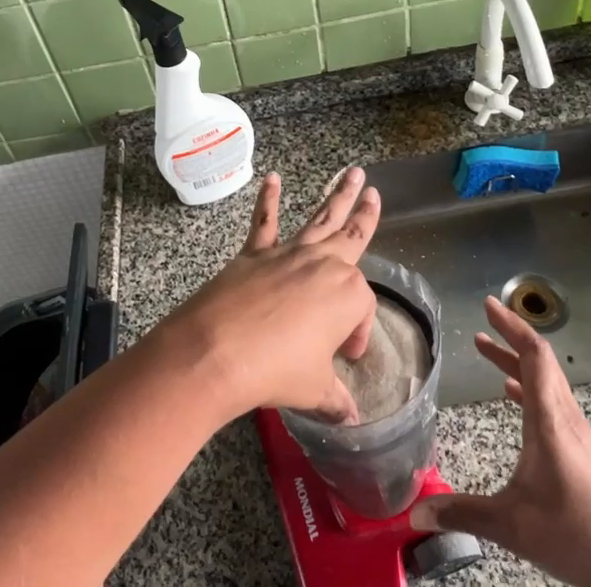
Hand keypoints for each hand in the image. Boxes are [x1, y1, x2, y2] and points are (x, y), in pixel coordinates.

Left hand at [150, 168, 381, 423]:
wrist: (218, 350)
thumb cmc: (276, 370)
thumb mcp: (313, 388)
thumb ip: (334, 398)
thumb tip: (349, 417)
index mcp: (348, 295)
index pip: (361, 310)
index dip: (356, 334)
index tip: (344, 356)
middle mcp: (324, 265)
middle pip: (352, 236)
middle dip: (365, 214)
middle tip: (373, 191)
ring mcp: (288, 254)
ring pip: (320, 220)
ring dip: (336, 196)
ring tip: (352, 172)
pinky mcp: (255, 253)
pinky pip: (265, 221)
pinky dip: (268, 199)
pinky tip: (272, 178)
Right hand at [410, 298, 590, 586]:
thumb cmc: (582, 536)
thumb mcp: (515, 527)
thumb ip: (464, 514)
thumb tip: (414, 513)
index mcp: (550, 422)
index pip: (534, 357)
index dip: (512, 326)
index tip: (488, 305)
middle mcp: (567, 420)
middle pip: (541, 363)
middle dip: (510, 338)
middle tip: (481, 323)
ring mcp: (580, 437)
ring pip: (548, 383)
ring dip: (517, 364)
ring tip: (488, 352)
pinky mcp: (585, 454)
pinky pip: (553, 404)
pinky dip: (529, 389)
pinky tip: (513, 399)